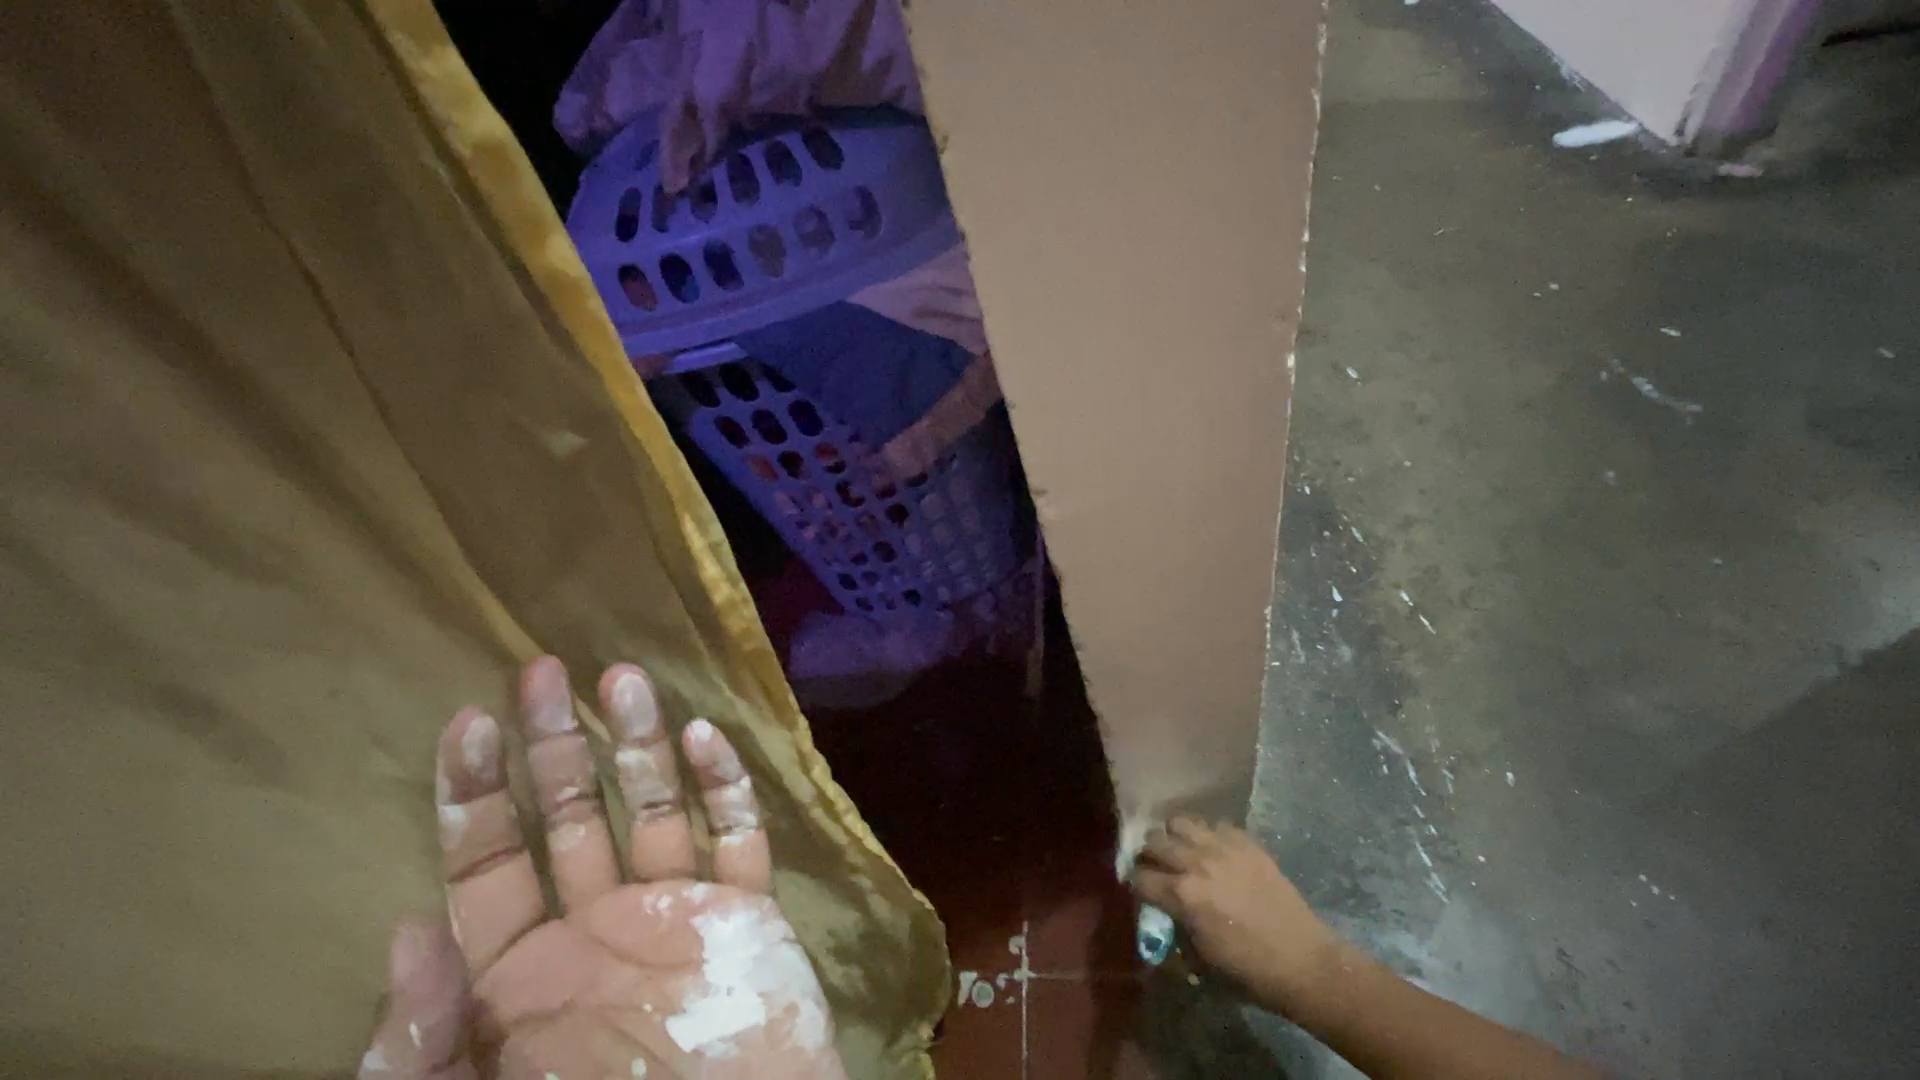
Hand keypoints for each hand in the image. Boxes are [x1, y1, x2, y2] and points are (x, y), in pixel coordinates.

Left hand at [360, 656, 844, 1079]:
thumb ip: (428, 1043)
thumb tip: (409, 931)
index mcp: (524, 968)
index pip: (488, 861)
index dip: (475, 792)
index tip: (471, 723)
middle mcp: (598, 922)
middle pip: (571, 813)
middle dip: (555, 741)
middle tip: (542, 671)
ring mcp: (677, 912)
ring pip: (656, 809)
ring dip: (641, 743)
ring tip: (624, 677)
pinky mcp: (745, 915)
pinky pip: (738, 839)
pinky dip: (724, 788)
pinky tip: (702, 738)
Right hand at [1131, 818, 1337, 1011]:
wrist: (1302, 962)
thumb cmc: (1248, 971)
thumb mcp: (1198, 963)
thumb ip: (1173, 934)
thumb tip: (1161, 919)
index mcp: (1182, 895)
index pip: (1139, 877)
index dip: (1134, 884)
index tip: (1139, 890)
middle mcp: (1197, 863)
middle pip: (1154, 841)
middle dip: (1148, 855)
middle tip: (1156, 867)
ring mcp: (1223, 848)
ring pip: (1180, 822)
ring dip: (1174, 837)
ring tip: (1181, 850)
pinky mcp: (1247, 844)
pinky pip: (1216, 825)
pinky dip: (1209, 836)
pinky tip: (1214, 852)